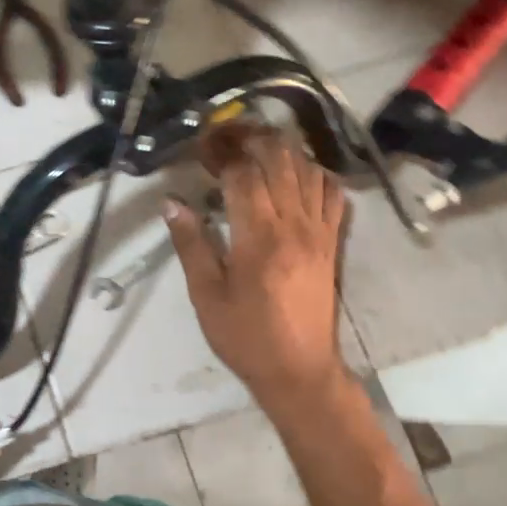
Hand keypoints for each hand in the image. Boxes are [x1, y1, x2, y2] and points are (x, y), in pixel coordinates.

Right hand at [165, 126, 348, 401]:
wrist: (299, 370)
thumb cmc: (244, 336)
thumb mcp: (206, 295)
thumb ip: (191, 244)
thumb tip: (173, 202)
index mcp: (258, 237)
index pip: (244, 175)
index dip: (222, 154)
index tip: (203, 148)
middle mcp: (294, 225)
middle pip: (280, 161)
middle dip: (254, 139)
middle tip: (229, 134)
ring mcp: (319, 232)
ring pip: (308, 171)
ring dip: (284, 150)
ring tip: (257, 144)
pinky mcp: (332, 243)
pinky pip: (332, 194)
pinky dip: (316, 174)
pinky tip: (297, 173)